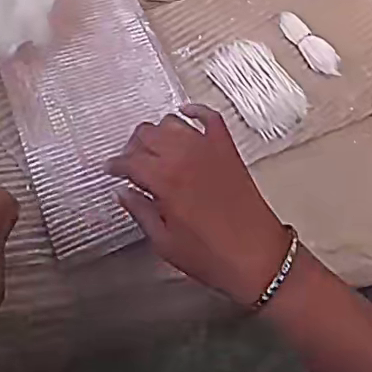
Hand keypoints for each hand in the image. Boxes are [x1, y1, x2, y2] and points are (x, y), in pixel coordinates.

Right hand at [108, 106, 292, 304]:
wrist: (259, 259)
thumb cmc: (213, 256)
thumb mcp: (164, 242)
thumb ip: (140, 211)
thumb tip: (123, 193)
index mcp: (164, 179)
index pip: (128, 160)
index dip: (115, 165)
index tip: (111, 170)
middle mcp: (183, 156)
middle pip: (145, 134)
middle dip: (132, 147)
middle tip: (130, 162)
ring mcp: (206, 148)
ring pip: (170, 122)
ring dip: (158, 132)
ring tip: (154, 147)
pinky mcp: (227, 149)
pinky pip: (209, 117)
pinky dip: (195, 112)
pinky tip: (186, 114)